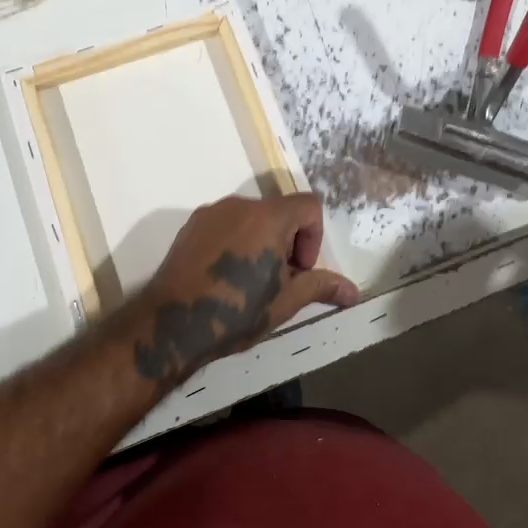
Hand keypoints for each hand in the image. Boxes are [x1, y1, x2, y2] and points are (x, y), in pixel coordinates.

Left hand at [124, 193, 359, 391]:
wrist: (173, 322)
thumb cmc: (237, 310)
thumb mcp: (286, 301)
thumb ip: (321, 287)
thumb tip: (354, 292)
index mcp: (269, 217)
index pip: (310, 205)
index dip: (313, 238)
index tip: (298, 270)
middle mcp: (240, 205)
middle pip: (279, 211)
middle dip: (287, 242)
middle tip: (277, 280)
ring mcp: (211, 213)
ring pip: (251, 218)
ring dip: (260, 242)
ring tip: (249, 282)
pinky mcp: (190, 226)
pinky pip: (225, 225)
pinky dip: (234, 243)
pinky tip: (224, 279)